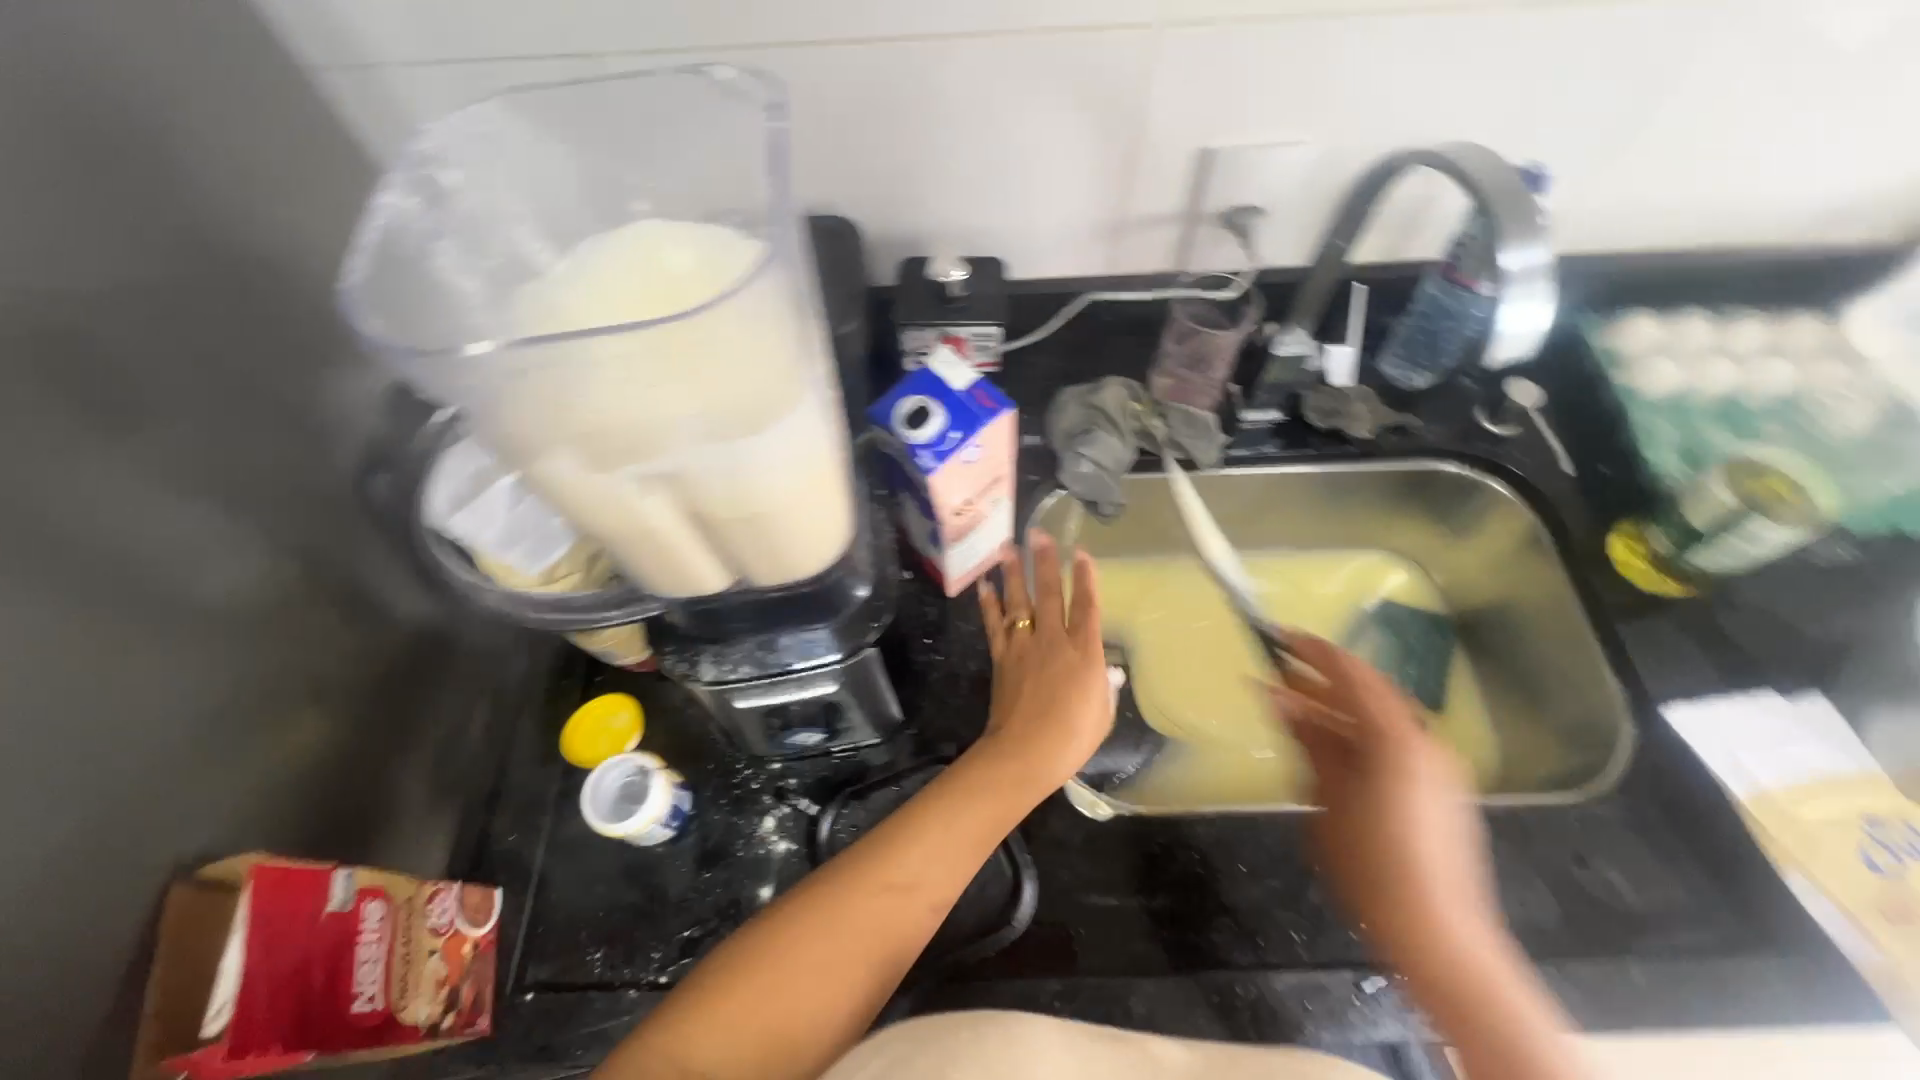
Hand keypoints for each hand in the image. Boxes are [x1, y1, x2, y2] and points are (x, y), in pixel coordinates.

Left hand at [972, 533, 1112, 792]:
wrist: (1026, 751)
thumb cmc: (1073, 737)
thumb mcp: (1102, 713)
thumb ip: (1104, 687)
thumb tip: (1104, 671)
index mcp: (1085, 651)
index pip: (1087, 605)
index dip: (1086, 577)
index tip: (1081, 553)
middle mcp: (1054, 639)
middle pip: (1050, 592)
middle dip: (1045, 561)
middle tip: (1039, 533)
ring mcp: (1024, 646)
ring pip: (1019, 600)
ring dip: (1013, 572)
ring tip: (1007, 546)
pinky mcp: (1001, 657)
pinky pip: (995, 623)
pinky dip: (989, 603)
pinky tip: (985, 585)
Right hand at [1269, 633, 1503, 975]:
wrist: (1437, 932)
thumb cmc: (1372, 867)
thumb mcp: (1329, 800)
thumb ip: (1310, 742)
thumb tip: (1280, 698)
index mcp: (1399, 739)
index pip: (1353, 674)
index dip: (1314, 651)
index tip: (1278, 637)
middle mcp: (1425, 742)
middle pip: (1369, 694)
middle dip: (1321, 682)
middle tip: (1276, 675)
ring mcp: (1437, 767)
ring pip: (1380, 721)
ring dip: (1337, 712)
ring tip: (1293, 712)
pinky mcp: (1439, 790)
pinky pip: (1393, 746)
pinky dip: (1358, 738)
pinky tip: (1327, 751)